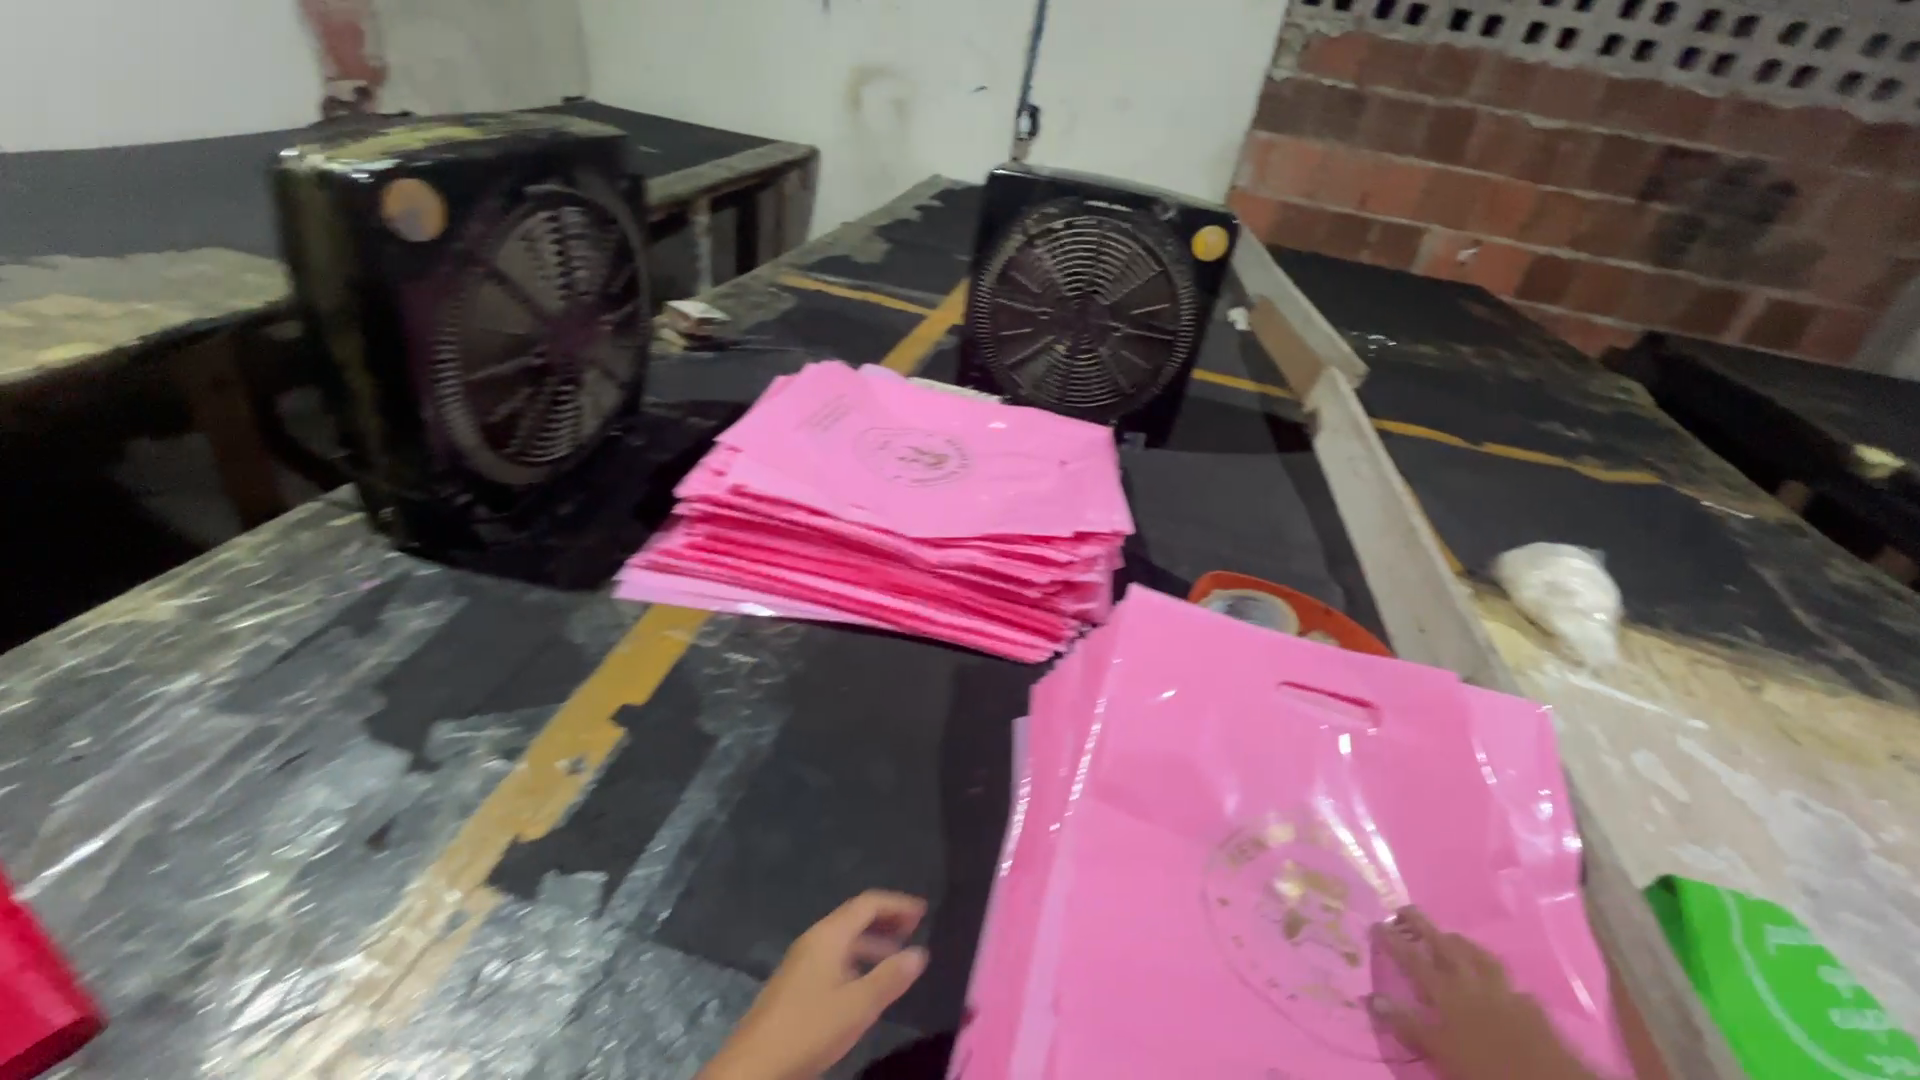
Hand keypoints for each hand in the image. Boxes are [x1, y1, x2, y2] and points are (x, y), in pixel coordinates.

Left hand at [701, 890, 929, 1079]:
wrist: (753, 1066)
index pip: (867, 904)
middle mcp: (814, 940)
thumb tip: (920, 952)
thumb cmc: (809, 1029)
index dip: (897, 904)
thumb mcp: (858, 1006)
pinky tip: (867, 984)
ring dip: (873, 942)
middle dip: (886, 920)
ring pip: (844, 940)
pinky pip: (834, 957)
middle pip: (854, 917)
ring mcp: (802, 962)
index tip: (924, 912)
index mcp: (829, 936)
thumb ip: (890, 977)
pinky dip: (857, 960)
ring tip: (898, 958)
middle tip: (916, 930)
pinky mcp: (796, 984)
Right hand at [1369, 907, 1603, 1079]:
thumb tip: (1373, 998)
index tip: (1376, 923)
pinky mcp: (1530, 1007)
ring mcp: (1504, 992)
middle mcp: (1473, 984)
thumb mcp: (1439, 1052)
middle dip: (1422, 926)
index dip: (1393, 940)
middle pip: (1444, 946)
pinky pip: (1509, 982)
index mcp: (1447, 994)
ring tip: (1449, 936)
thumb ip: (1407, 1025)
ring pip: (1478, 956)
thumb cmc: (1487, 1072)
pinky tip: (1497, 982)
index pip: (1412, 960)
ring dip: (1460, 942)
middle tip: (1405, 910)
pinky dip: (1497, 977)